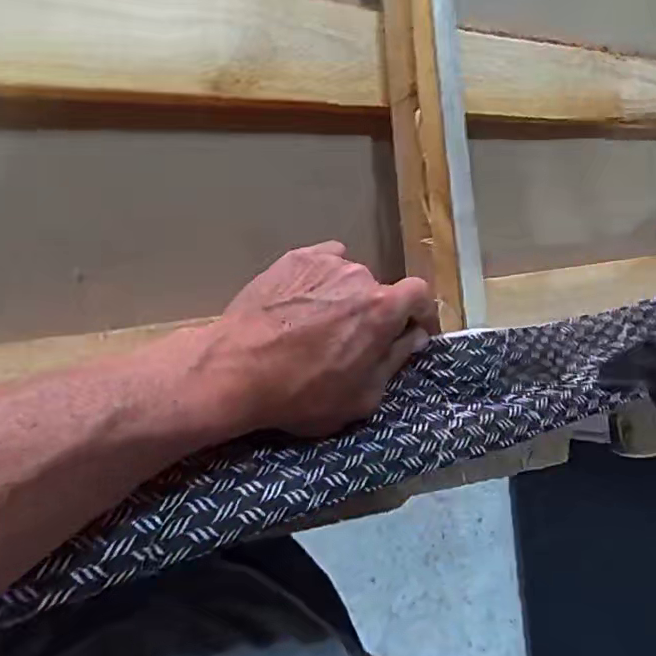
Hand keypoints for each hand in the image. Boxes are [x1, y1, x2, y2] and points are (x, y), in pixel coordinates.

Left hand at [192, 242, 437, 438]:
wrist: (235, 369)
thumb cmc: (302, 393)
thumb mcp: (361, 397)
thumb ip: (396, 361)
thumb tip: (414, 337)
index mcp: (383, 308)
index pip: (420, 294)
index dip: (419, 314)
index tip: (410, 333)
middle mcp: (359, 275)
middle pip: (380, 290)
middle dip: (374, 314)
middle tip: (350, 340)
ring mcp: (324, 262)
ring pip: (349, 277)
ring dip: (344, 297)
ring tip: (317, 323)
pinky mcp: (294, 258)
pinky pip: (322, 263)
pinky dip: (321, 279)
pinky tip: (302, 300)